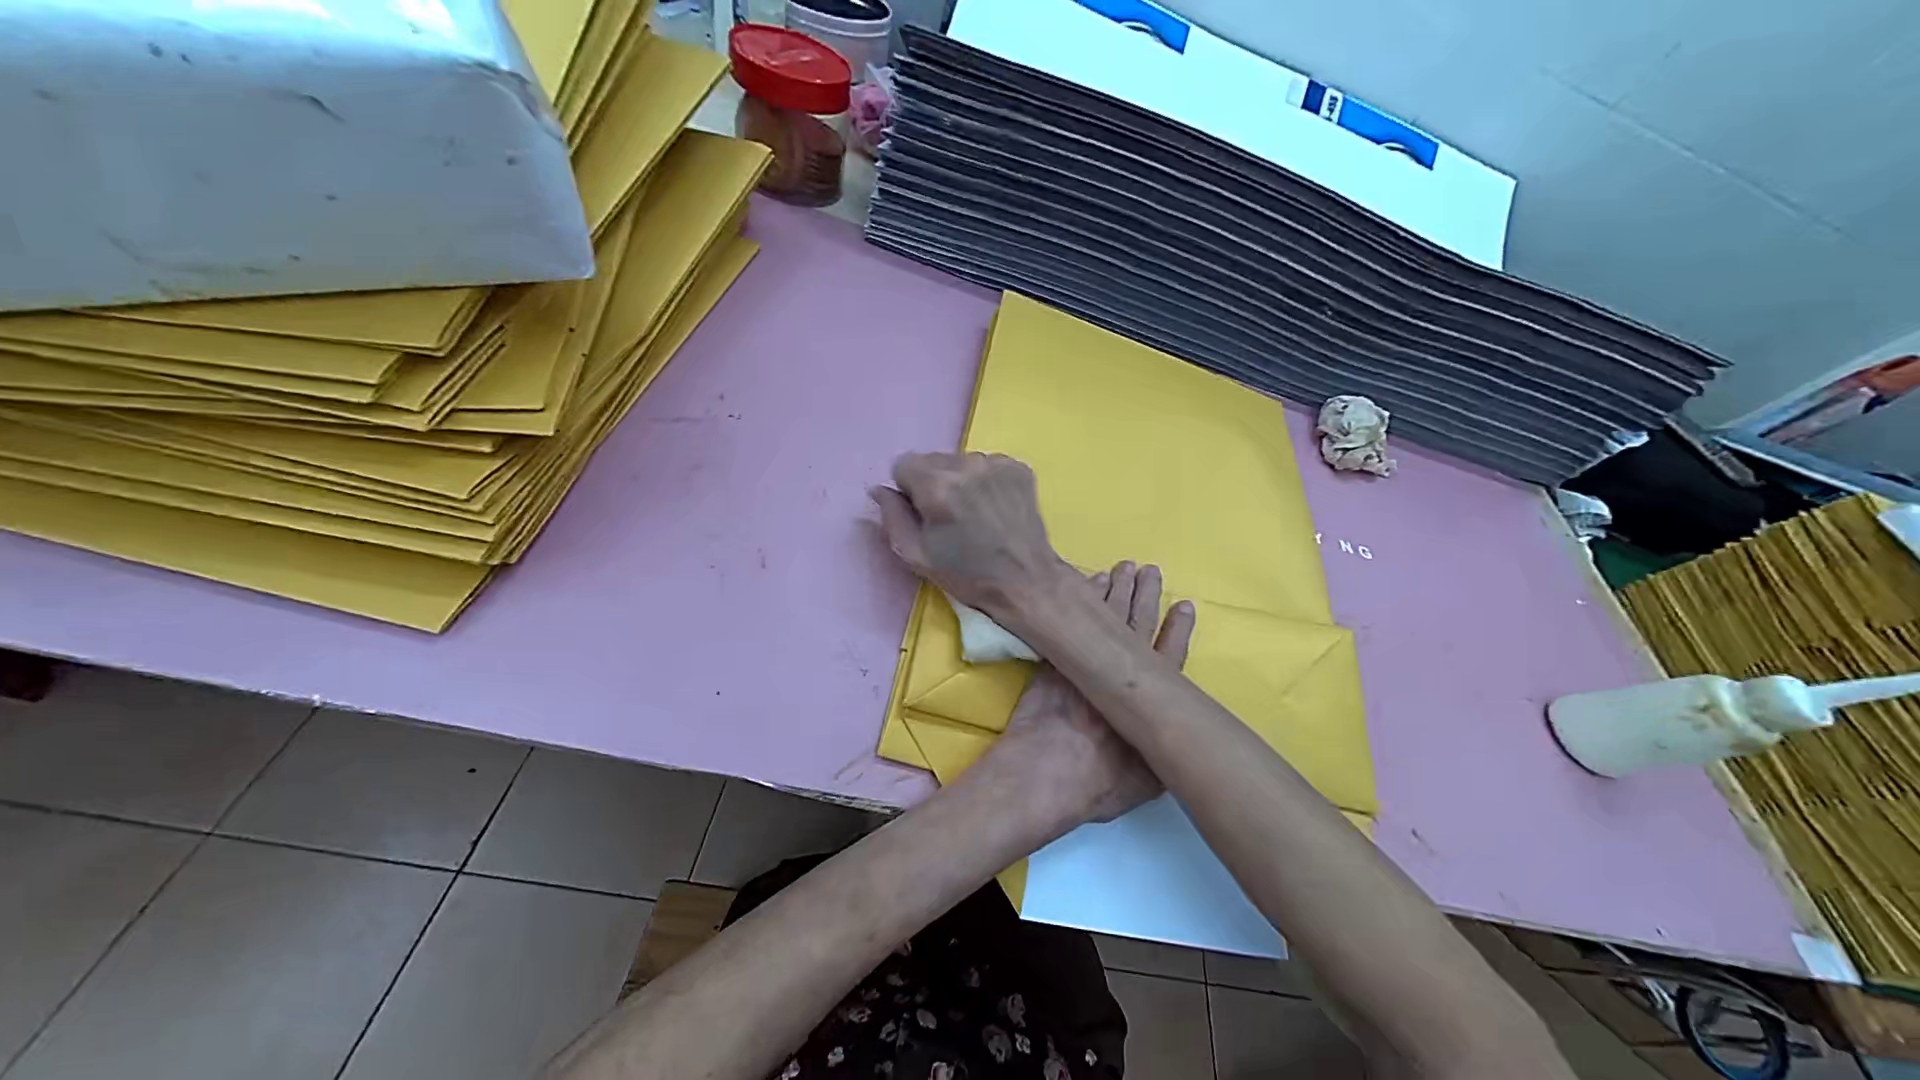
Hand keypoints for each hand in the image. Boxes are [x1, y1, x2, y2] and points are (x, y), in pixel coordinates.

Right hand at [870, 452, 1070, 617]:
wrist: (1025, 580)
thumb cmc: (966, 574)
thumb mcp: (916, 554)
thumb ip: (891, 517)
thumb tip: (878, 489)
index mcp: (937, 486)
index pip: (903, 464)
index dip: (908, 490)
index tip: (923, 514)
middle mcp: (966, 464)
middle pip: (931, 459)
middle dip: (932, 482)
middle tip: (948, 516)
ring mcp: (995, 462)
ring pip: (959, 460)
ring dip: (959, 479)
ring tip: (973, 512)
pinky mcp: (1017, 466)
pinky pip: (986, 464)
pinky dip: (983, 480)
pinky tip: (992, 507)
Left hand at [973, 561, 1196, 825]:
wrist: (1045, 772)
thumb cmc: (1099, 785)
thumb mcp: (1148, 783)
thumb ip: (1163, 756)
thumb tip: (1173, 744)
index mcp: (1150, 698)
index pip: (1170, 654)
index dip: (1178, 630)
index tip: (1184, 605)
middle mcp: (1121, 672)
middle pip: (1137, 624)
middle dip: (1146, 596)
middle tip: (1151, 571)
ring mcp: (1085, 660)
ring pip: (1106, 615)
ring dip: (1116, 590)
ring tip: (1124, 568)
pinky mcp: (1054, 658)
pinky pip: (1070, 619)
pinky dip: (1082, 599)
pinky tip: (1086, 583)